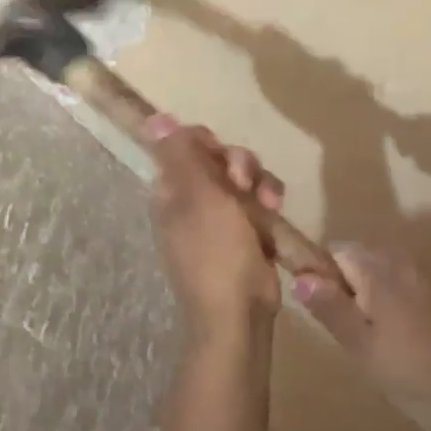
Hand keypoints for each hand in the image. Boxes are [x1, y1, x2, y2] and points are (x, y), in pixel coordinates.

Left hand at [147, 115, 285, 330]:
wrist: (238, 312)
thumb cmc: (216, 253)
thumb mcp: (199, 197)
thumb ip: (180, 155)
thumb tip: (153, 118)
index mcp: (171, 192)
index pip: (186, 146)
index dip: (210, 145)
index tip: (225, 161)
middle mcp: (191, 202)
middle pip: (219, 160)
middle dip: (240, 165)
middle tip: (246, 184)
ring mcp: (220, 220)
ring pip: (243, 179)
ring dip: (259, 182)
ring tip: (269, 201)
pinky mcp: (245, 234)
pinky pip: (257, 203)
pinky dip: (268, 202)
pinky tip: (277, 209)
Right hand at [294, 246, 430, 415]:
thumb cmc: (411, 361)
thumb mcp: (361, 343)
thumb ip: (330, 307)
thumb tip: (300, 277)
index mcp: (374, 268)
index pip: (332, 251)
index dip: (321, 275)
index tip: (323, 309)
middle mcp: (396, 257)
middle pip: (355, 257)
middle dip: (344, 284)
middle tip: (347, 327)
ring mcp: (418, 269)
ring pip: (377, 269)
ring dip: (367, 292)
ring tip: (370, 332)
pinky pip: (397, 279)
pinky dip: (388, 297)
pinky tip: (395, 330)